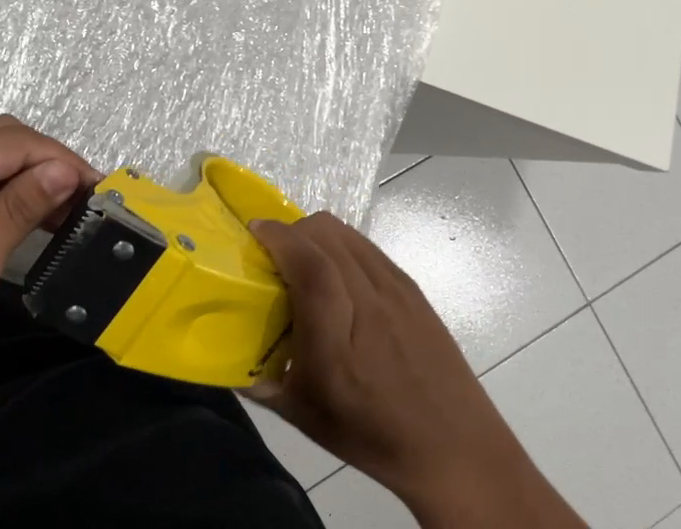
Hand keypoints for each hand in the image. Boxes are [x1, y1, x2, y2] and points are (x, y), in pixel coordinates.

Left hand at [0, 117, 99, 421]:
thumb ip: (16, 211)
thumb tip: (64, 170)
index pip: (5, 142)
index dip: (55, 156)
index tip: (97, 188)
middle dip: (45, 158)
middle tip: (85, 198)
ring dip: (28, 169)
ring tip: (67, 205)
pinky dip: (5, 184)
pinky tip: (32, 210)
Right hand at [249, 214, 578, 526]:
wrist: (457, 449)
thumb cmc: (372, 434)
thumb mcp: (306, 416)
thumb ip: (260, 383)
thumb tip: (223, 361)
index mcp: (337, 332)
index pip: (308, 260)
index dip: (277, 236)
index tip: (252, 233)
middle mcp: (369, 299)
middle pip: (324, 233)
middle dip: (289, 231)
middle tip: (271, 253)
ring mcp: (396, 290)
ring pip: (346, 233)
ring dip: (315, 234)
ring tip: (301, 260)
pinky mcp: (413, 290)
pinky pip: (367, 247)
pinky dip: (341, 245)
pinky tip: (336, 275)